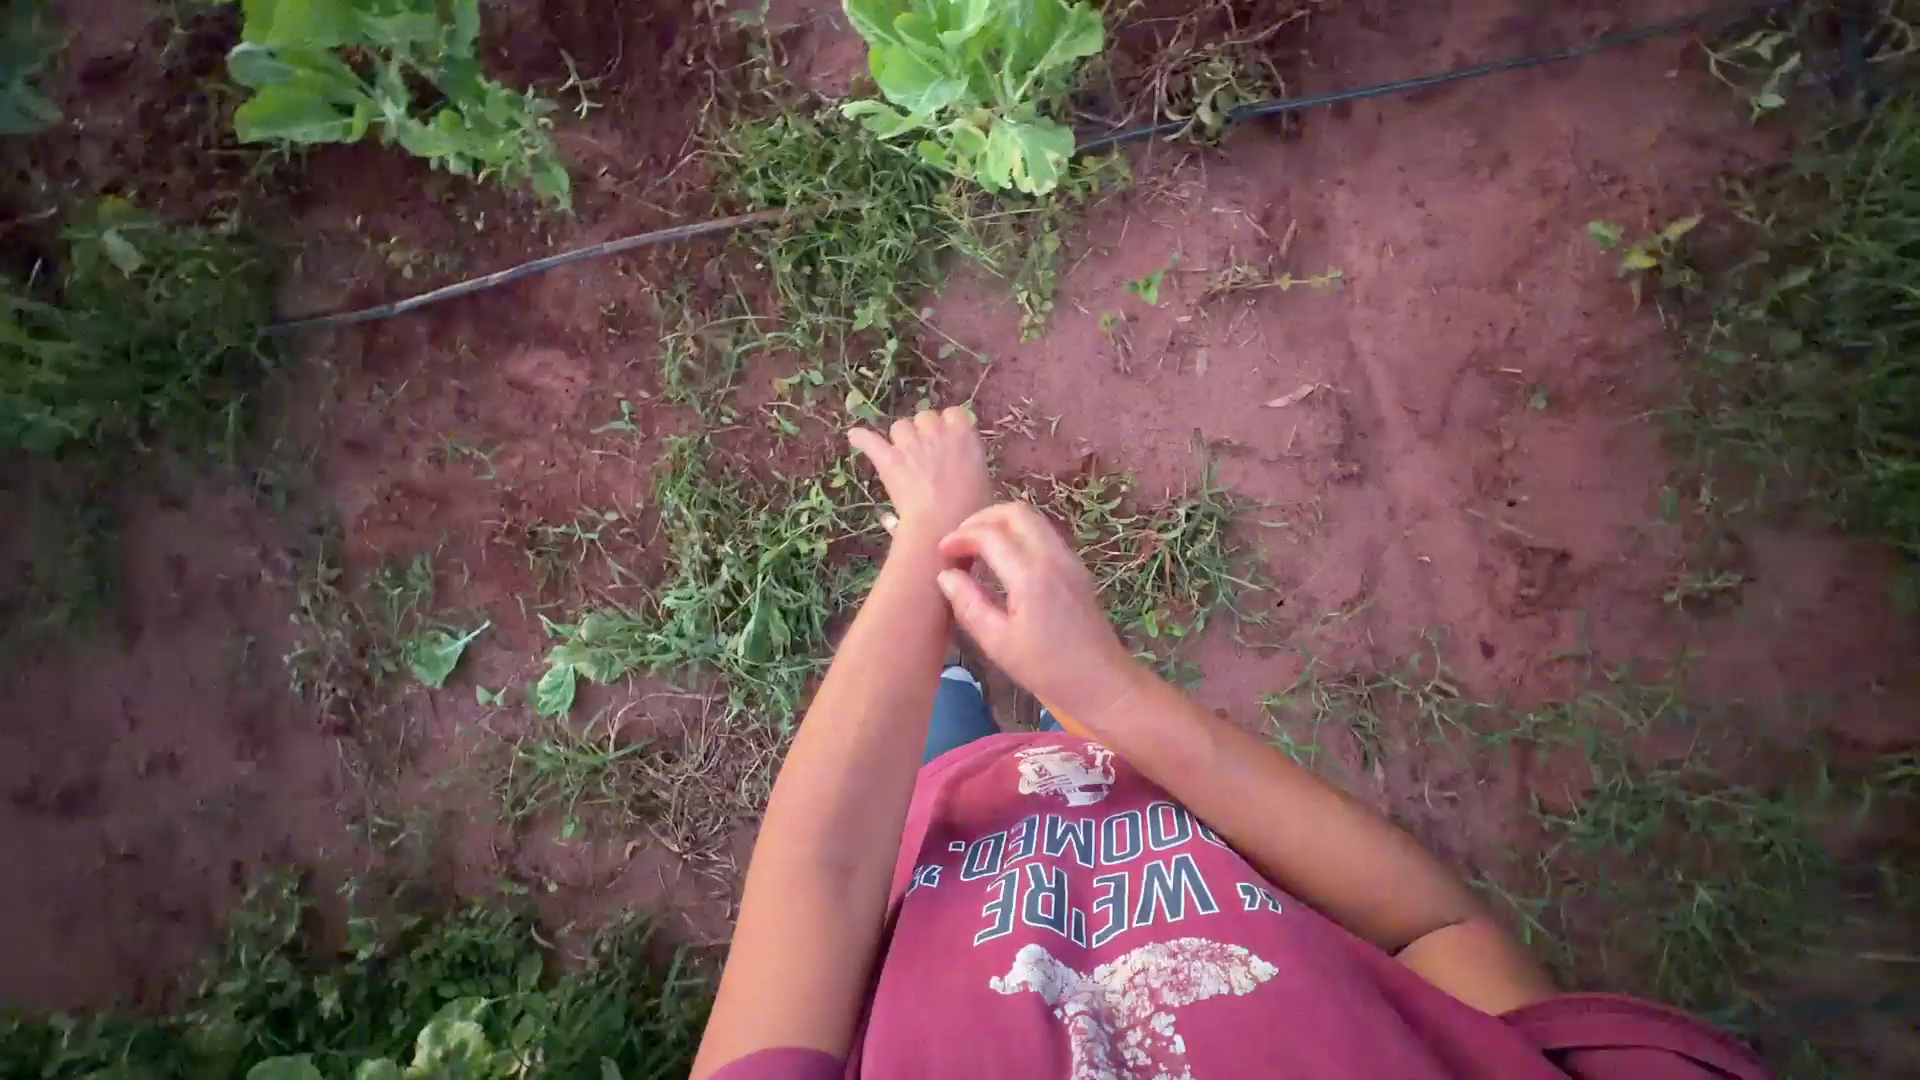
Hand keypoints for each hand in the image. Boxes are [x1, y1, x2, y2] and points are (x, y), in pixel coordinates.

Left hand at [849, 407, 992, 545]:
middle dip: (924, 431)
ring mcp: (911, 444)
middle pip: (925, 417)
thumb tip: (962, 468)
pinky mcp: (889, 459)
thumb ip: (971, 466)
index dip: (947, 425)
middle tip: (925, 454)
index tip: (947, 439)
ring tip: (902, 457)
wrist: (942, 527)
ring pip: (900, 426)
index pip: (953, 413)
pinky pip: (870, 441)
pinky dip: (862, 438)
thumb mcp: (984, 485)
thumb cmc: (971, 513)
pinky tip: (855, 436)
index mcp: (965, 436)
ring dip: (901, 438)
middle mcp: (937, 432)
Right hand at [935, 502, 1143, 722]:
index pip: (989, 535)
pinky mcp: (1075, 567)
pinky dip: (1017, 534)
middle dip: (980, 519)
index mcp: (1030, 574)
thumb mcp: (998, 643)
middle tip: (958, 542)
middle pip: (1014, 512)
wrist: (1101, 681)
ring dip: (999, 523)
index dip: (959, 538)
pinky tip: (1001, 559)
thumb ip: (969, 604)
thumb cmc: (1046, 668)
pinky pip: (1042, 533)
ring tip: (976, 548)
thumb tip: (945, 576)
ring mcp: (1068, 558)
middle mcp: (1052, 556)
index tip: (941, 554)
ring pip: (1031, 518)